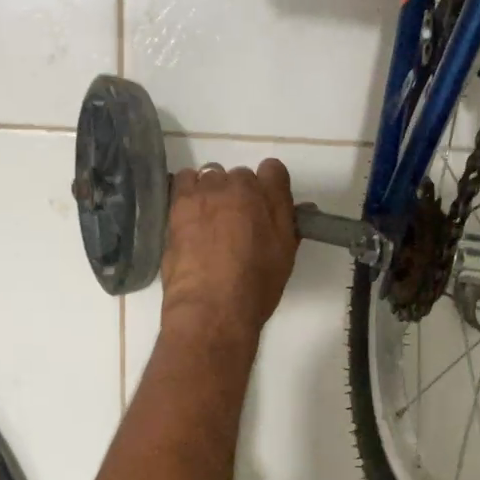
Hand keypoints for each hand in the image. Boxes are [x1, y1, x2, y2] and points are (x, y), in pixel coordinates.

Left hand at [161, 160, 299, 342]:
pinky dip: (188, 192)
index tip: (265, 210)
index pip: (273, 170)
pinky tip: (189, 217)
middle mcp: (236, 186)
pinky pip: (183, 182)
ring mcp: (204, 193)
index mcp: (267, 197)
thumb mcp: (284, 258)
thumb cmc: (255, 288)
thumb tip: (301, 206)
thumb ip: (290, 224)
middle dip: (239, 194)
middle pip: (239, 176)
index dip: (270, 189)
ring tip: (209, 223)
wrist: (210, 308)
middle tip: (236, 225)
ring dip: (212, 192)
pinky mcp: (178, 205)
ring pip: (210, 176)